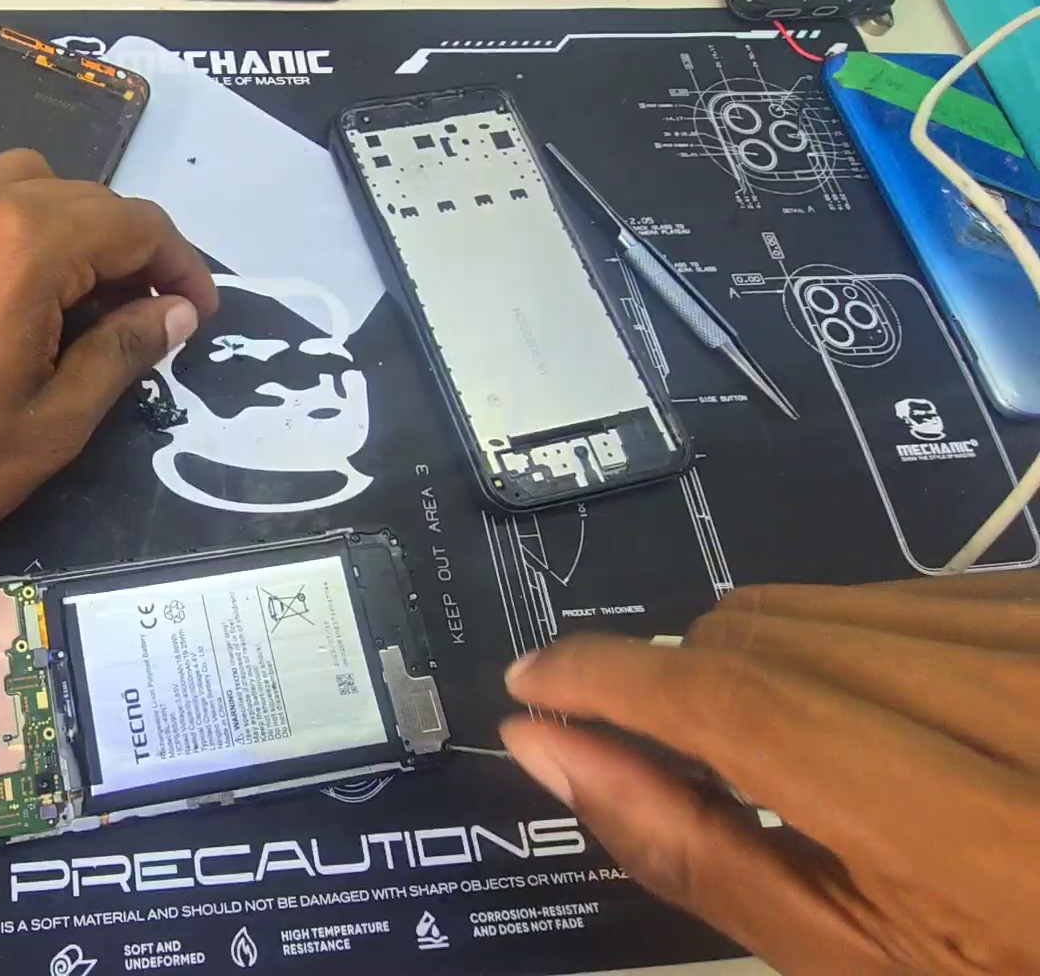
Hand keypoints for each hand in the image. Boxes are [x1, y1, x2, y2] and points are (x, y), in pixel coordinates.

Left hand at [0, 148, 216, 622]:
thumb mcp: (48, 428)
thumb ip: (121, 354)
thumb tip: (175, 311)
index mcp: (25, 246)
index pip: (136, 225)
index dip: (181, 266)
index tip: (196, 315)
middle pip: (86, 199)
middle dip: (131, 253)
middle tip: (143, 322)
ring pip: (28, 183)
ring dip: (69, 231)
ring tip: (74, 301)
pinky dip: (5, 217)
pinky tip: (1, 273)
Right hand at [498, 577, 1039, 974]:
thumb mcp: (863, 963)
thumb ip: (687, 845)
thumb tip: (536, 740)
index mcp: (1006, 845)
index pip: (735, 705)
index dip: (605, 680)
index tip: (530, 685)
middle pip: (751, 634)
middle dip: (682, 685)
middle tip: (699, 754)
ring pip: (803, 601)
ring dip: (755, 660)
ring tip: (811, 738)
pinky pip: (887, 585)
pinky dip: (838, 638)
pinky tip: (896, 704)